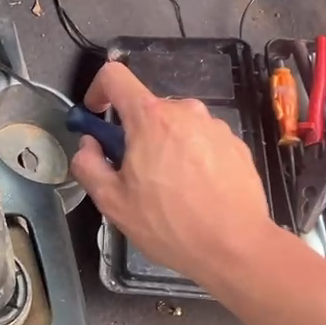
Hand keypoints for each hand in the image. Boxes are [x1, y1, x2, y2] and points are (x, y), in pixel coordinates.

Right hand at [70, 61, 280, 284]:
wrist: (237, 248)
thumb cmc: (170, 225)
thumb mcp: (112, 202)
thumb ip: (88, 165)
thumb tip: (89, 145)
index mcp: (150, 118)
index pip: (114, 76)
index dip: (98, 90)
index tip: (97, 116)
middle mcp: (185, 111)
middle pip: (147, 109)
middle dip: (134, 134)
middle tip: (134, 174)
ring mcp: (215, 126)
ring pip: (175, 126)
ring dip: (164, 146)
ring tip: (169, 189)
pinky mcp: (235, 145)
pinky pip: (201, 140)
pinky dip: (191, 157)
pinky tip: (196, 192)